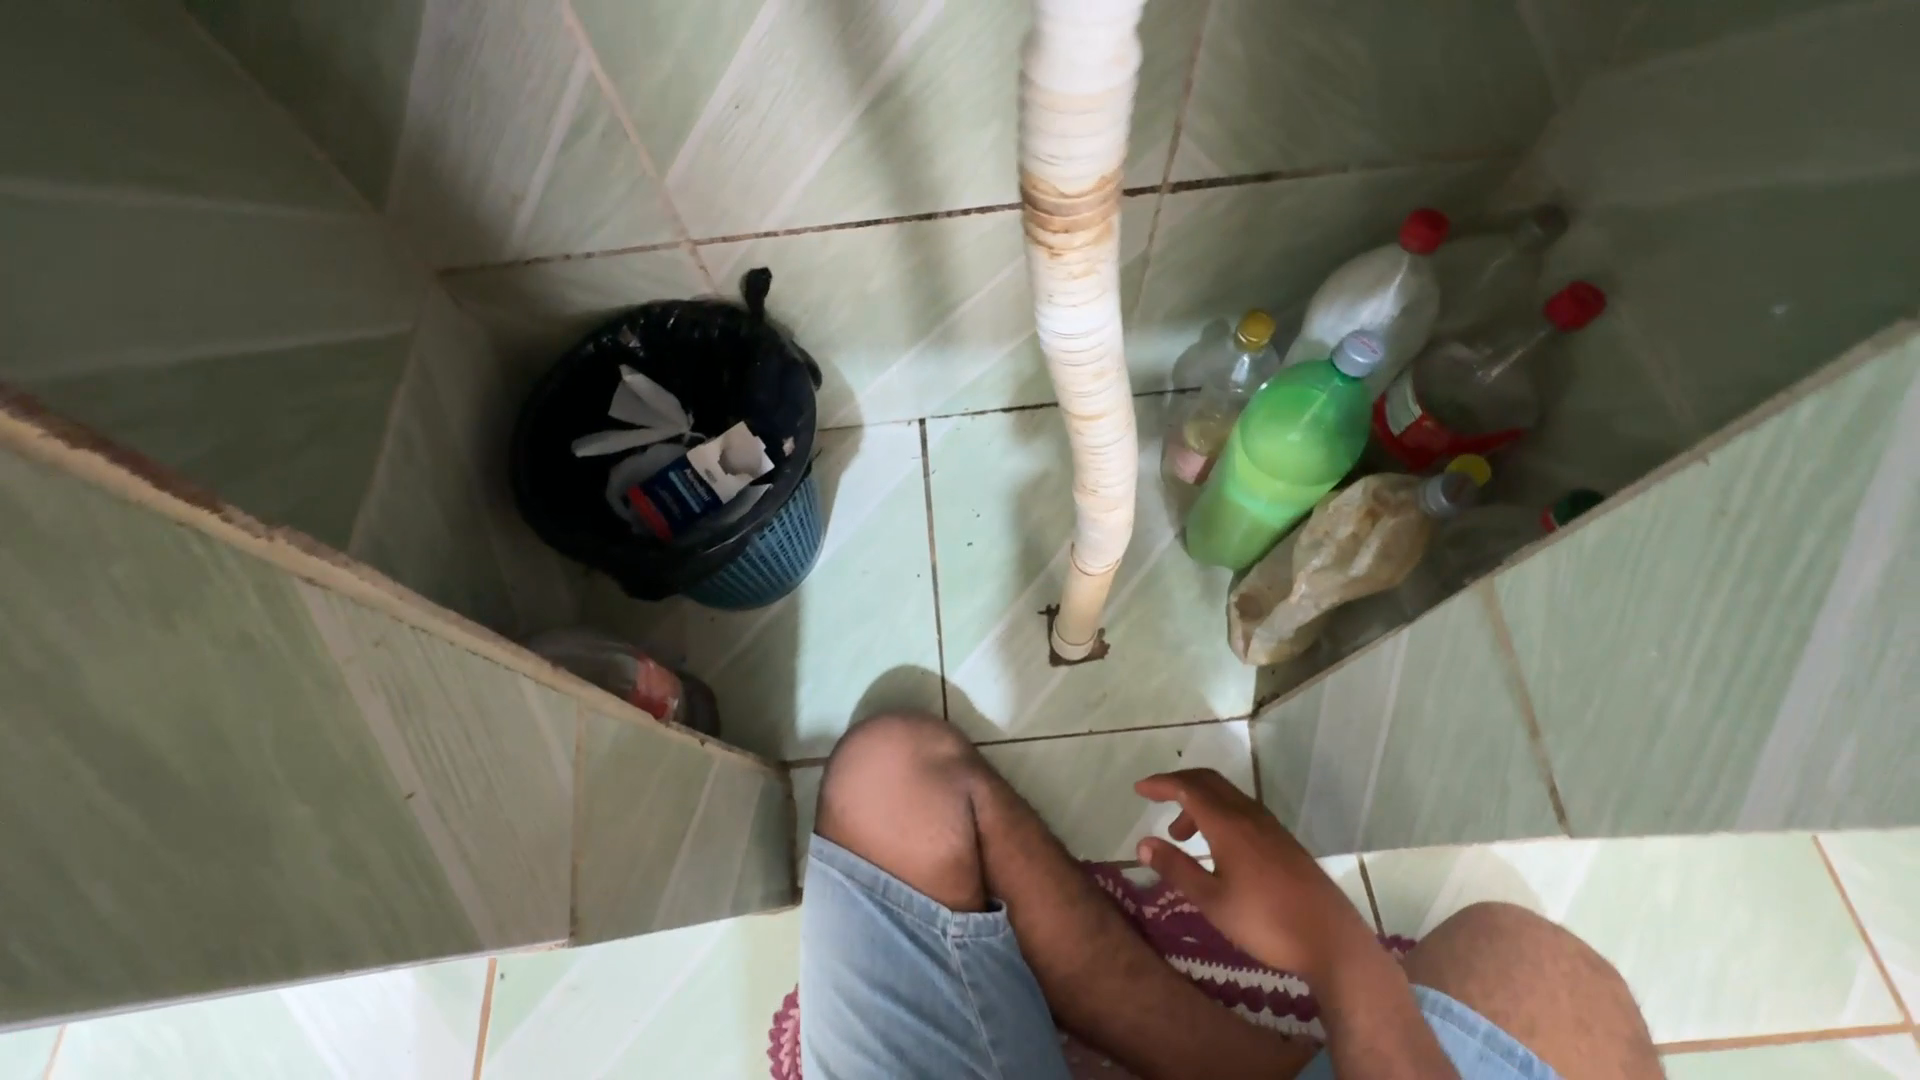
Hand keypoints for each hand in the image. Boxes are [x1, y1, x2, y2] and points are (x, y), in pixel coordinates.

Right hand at [1134, 769, 1376, 982]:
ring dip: (1199, 803)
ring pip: (1226, 796)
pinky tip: (1216, 847)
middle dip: (1178, 785)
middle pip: (1208, 782)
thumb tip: (1143, 843)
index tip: (1138, 789)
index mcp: (1228, 824)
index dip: (1160, 784)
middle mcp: (1248, 815)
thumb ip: (1176, 868)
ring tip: (1181, 836)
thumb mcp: (1212, 901)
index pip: (1187, 788)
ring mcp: (1269, 826)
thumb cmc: (1265, 921)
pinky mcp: (1282, 841)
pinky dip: (1218, 814)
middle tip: (1156, 800)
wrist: (1331, 939)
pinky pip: (1241, 810)